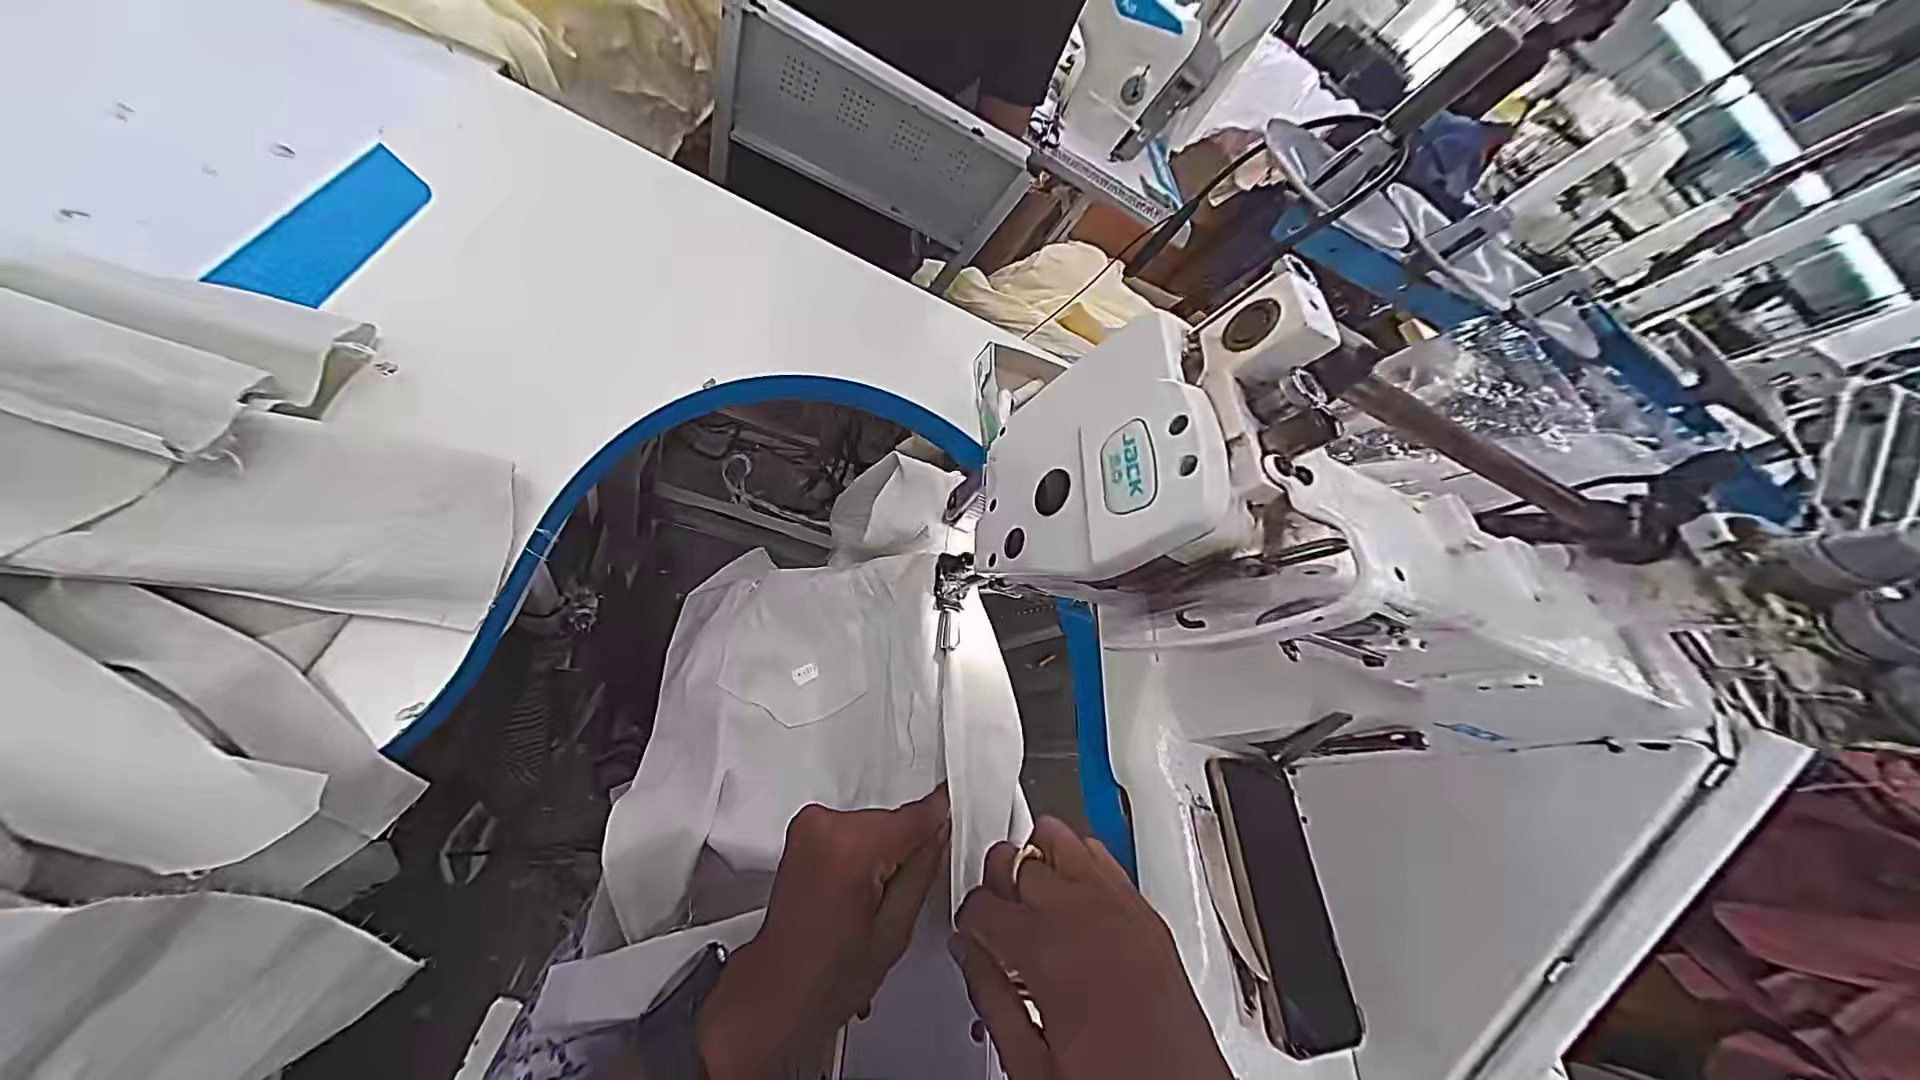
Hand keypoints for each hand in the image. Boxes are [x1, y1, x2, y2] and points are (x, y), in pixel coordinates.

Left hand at [696, 786, 950, 1078]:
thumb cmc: (823, 977)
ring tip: (865, 897)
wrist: (777, 987)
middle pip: (894, 821)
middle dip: (906, 849)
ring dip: (881, 850)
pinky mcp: (803, 826)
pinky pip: (852, 825)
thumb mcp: (896, 929)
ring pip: (875, 822)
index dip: (941, 819)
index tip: (953, 812)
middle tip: (893, 895)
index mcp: (853, 848)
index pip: (917, 815)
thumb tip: (941, 831)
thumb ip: (925, 868)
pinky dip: (860, 848)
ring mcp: (810, 823)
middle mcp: (826, 825)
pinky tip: (851, 886)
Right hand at [953, 818, 1232, 1079]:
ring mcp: (1117, 903)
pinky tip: (1072, 895)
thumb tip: (969, 954)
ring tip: (1032, 896)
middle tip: (998, 915)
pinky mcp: (1144, 908)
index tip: (973, 934)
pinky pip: (1099, 854)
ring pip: (1057, 836)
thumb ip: (990, 998)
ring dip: (1036, 860)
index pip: (982, 904)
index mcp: (1046, 951)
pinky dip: (1078, 861)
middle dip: (996, 884)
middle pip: (1014, 859)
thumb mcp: (1032, 1066)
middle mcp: (1081, 912)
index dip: (968, 920)